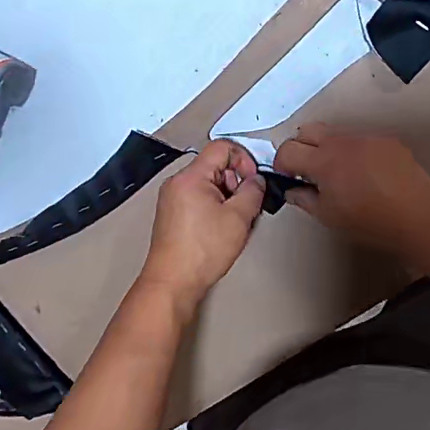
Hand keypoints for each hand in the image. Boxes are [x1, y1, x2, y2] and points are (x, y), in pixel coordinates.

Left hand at [135, 139, 265, 311]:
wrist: (172, 281)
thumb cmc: (198, 254)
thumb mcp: (239, 218)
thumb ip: (253, 192)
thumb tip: (257, 182)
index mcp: (190, 177)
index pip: (221, 148)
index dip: (244, 160)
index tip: (252, 179)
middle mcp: (177, 183)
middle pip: (215, 165)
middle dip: (235, 181)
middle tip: (244, 205)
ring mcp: (172, 198)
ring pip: (207, 183)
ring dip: (226, 196)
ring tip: (231, 222)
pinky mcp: (172, 213)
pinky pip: (198, 198)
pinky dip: (213, 206)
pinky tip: (219, 229)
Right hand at [272, 123, 429, 255]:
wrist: (420, 218)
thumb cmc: (373, 222)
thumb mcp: (329, 217)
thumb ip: (304, 198)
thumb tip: (293, 190)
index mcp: (324, 161)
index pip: (287, 149)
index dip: (281, 163)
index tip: (286, 176)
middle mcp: (343, 142)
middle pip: (307, 130)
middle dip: (300, 147)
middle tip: (305, 171)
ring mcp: (366, 138)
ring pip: (334, 134)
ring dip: (327, 149)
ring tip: (338, 176)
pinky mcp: (386, 141)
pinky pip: (359, 140)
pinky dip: (353, 152)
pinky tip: (363, 175)